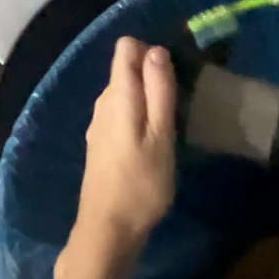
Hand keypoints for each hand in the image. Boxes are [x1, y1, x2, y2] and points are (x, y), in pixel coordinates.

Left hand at [70, 37, 177, 266]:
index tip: (175, 75)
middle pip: (125, 68)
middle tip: (181, 103)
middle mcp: (102, 102)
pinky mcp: (100, 142)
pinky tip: (152, 141)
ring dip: (147, 98)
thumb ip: (158, 91)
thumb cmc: (141, 184)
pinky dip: (138, 115)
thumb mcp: (160, 136)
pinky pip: (120, 112)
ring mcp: (98, 123)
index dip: (151, 51)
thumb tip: (156, 49)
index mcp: (117, 95)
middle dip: (152, 74)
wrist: (107, 230)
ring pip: (124, 92)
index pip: (125, 47)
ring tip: (171, 124)